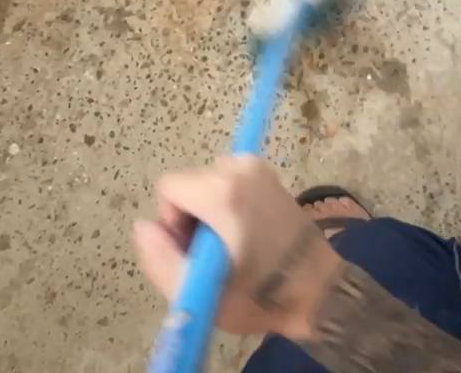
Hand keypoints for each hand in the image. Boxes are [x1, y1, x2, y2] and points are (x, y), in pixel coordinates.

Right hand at [133, 156, 342, 338]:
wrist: (316, 288)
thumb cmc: (259, 295)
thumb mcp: (201, 292)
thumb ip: (161, 259)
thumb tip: (144, 226)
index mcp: (223, 191)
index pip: (169, 188)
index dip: (173, 222)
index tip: (193, 250)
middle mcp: (240, 167)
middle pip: (189, 184)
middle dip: (191, 217)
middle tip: (214, 253)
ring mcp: (257, 166)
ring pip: (207, 182)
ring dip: (209, 210)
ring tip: (230, 244)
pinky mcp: (268, 172)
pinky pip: (229, 180)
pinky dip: (227, 202)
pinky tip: (244, 231)